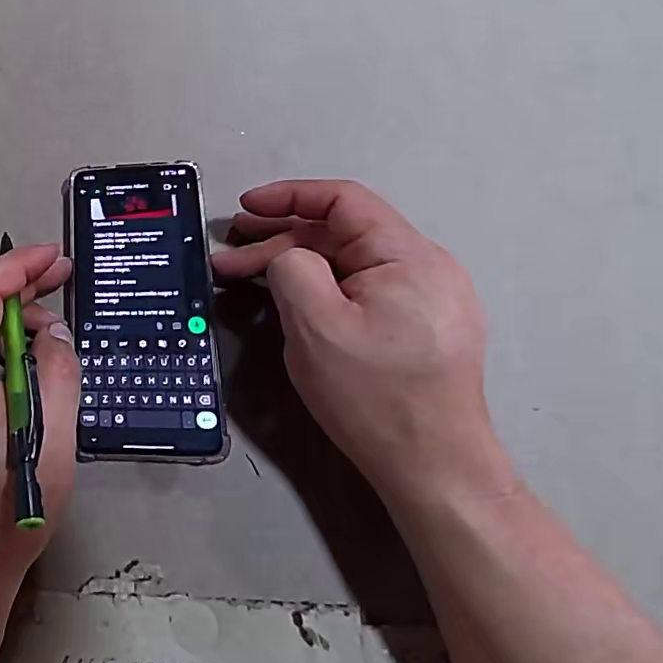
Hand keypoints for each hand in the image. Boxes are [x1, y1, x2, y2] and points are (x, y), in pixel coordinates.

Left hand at [0, 244, 78, 596]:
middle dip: (18, 292)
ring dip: (10, 327)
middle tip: (60, 280)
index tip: (53, 256)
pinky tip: (26, 365)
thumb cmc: (8, 511)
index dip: (18, 267)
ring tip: (52, 339)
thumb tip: (52, 332)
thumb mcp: (52, 439)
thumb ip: (58, 371)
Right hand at [211, 180, 509, 509]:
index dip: (289, 196)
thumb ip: (292, 270)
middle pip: (340, 234)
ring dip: (292, 265)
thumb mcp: (316, 326)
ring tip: (243, 275)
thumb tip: (288, 257)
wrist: (432, 466)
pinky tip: (285, 296)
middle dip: (278, 239)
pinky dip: (317, 285)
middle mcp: (425, 268)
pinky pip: (358, 288)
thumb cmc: (373, 396)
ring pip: (346, 263)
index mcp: (408, 258)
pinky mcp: (417, 325)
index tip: (247, 206)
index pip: (344, 202)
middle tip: (230, 253)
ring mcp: (425, 298)